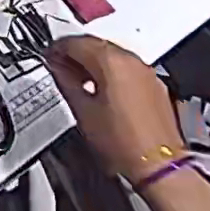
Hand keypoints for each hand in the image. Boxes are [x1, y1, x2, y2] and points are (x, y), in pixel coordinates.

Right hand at [46, 35, 185, 184]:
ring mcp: (145, 72)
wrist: (159, 167)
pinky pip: (127, 68)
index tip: (50, 56)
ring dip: (93, 62)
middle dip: (75, 53)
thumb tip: (59, 69)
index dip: (58, 48)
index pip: (76, 42)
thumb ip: (66, 82)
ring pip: (112, 55)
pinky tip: (102, 89)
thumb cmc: (126, 145)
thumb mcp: (83, 111)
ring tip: (78, 78)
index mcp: (111, 61)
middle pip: (96, 45)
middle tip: (60, 65)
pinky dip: (111, 72)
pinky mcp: (154, 85)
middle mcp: (131, 61)